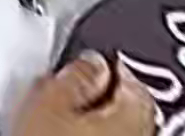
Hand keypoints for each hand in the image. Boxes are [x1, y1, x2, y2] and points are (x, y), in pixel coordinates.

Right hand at [13, 54, 155, 135]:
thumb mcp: (49, 102)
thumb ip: (75, 77)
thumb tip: (93, 60)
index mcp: (133, 118)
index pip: (134, 81)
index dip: (110, 64)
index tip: (86, 57)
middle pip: (136, 110)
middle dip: (110, 94)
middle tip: (77, 82)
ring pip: (128, 131)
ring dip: (105, 118)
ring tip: (73, 112)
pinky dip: (101, 135)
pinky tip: (77, 134)